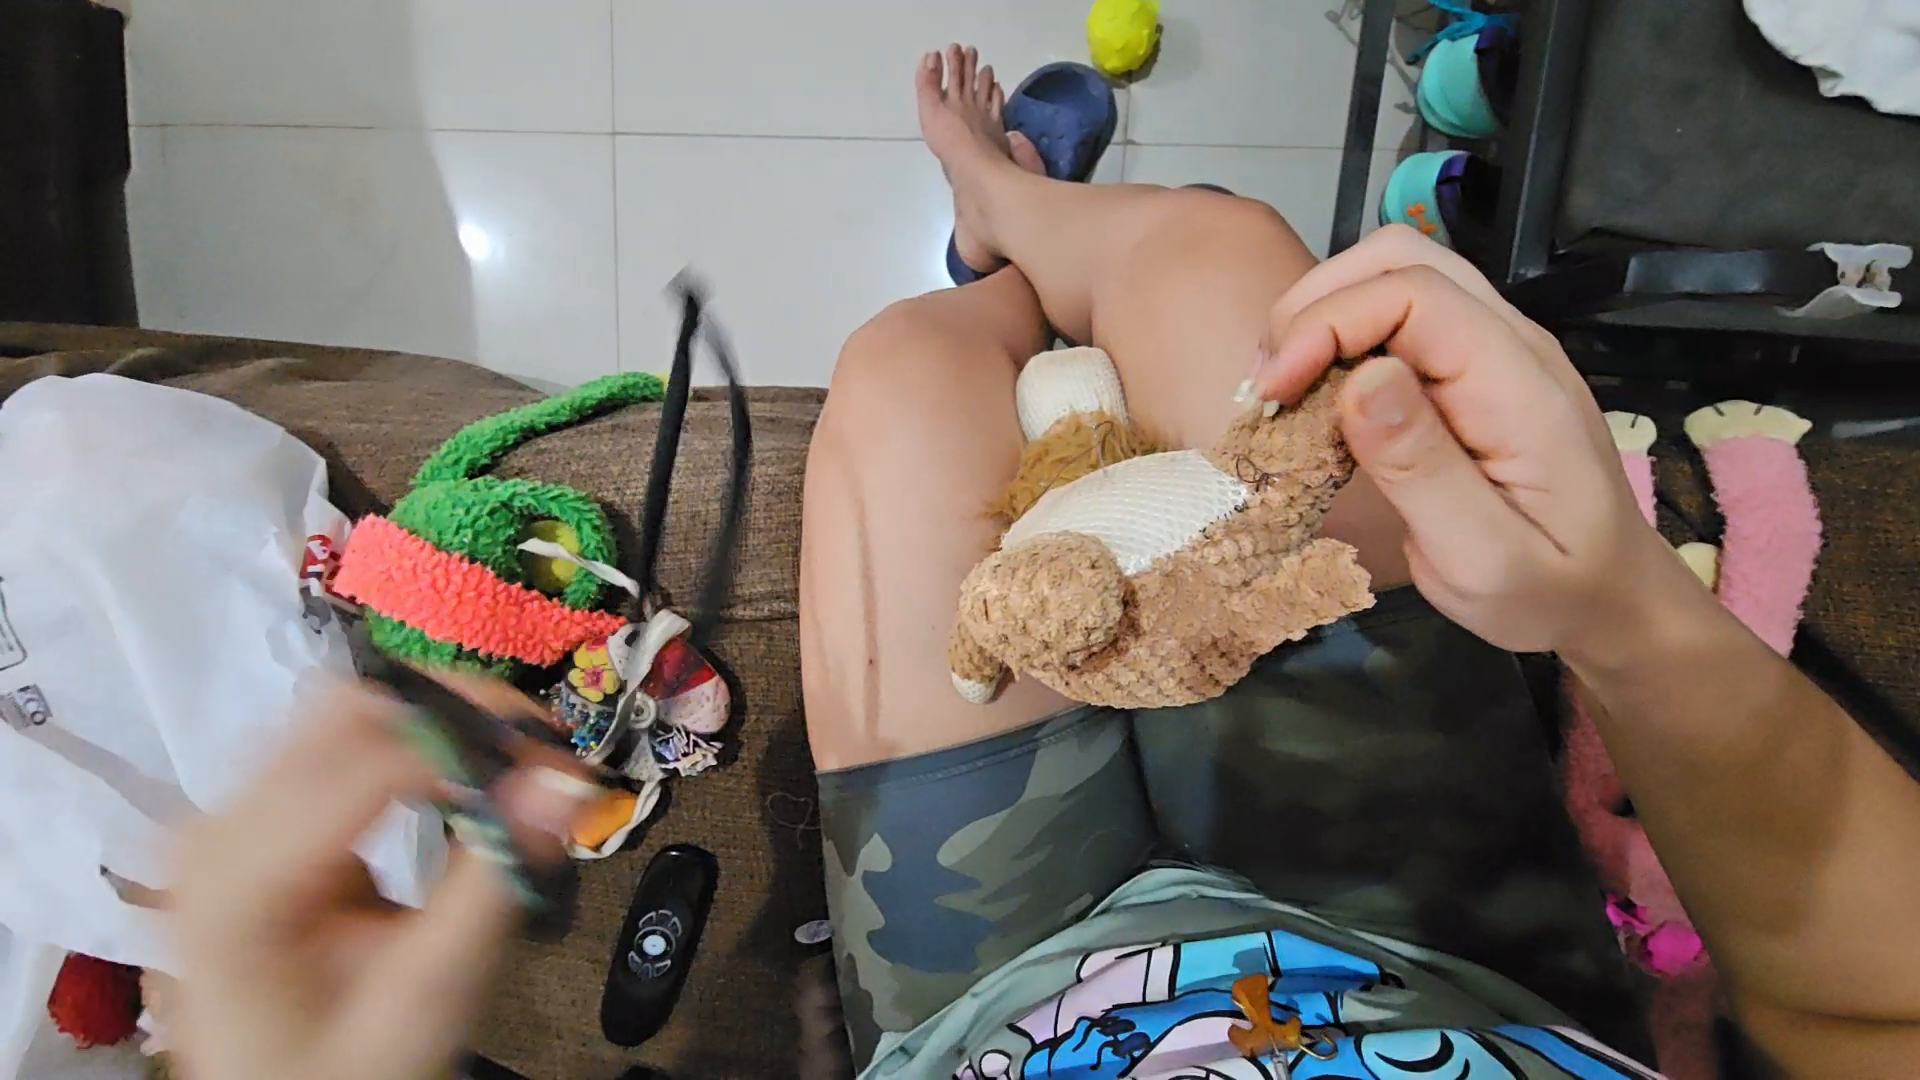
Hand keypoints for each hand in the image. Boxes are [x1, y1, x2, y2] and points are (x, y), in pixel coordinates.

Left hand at [171, 676, 594, 1079]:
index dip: (481, 746)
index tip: (563, 769)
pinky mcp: (262, 804)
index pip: (374, 762)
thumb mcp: (434, 990)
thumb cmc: (353, 1058)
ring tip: (515, 761)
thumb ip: (495, 881)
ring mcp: (233, 810)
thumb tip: (565, 779)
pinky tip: (465, 772)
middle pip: (356, 710)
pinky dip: (425, 735)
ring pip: (358, 705)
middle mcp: (219, 828)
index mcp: (242, 885)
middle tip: (541, 754)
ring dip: (452, 720)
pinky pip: (350, 730)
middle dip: (467, 714)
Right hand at [1253, 226, 1679, 655]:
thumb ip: (1423, 468)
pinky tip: (1311, 398)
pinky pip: (1389, 321)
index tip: (1272, 394)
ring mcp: (1485, 352)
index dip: (1325, 325)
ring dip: (1319, 318)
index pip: (1413, 295)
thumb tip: (1359, 381)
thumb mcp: (1481, 555)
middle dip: (1312, 308)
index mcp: (1517, 385)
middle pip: (1399, 259)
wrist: (1606, 597)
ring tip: (1281, 389)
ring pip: (1392, 276)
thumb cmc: (1546, 589)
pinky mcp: (1461, 370)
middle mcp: (1506, 344)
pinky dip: (1333, 342)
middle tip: (1269, 387)